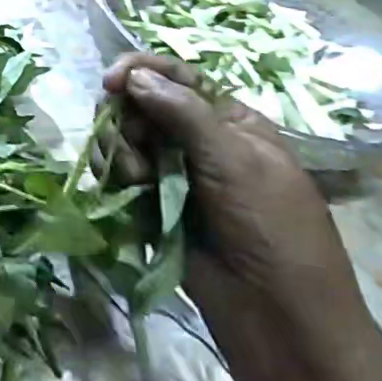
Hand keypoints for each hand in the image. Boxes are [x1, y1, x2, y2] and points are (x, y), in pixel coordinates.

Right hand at [102, 54, 363, 320]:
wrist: (272, 309)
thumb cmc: (270, 228)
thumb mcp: (235, 162)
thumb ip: (184, 113)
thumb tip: (135, 74)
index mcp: (228, 121)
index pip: (175, 76)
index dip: (139, 71)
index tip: (109, 82)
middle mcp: (194, 137)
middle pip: (136, 102)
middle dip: (124, 119)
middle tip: (134, 148)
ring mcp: (167, 168)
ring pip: (118, 134)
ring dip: (117, 150)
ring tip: (136, 180)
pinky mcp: (145, 196)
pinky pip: (112, 168)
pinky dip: (111, 172)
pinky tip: (126, 190)